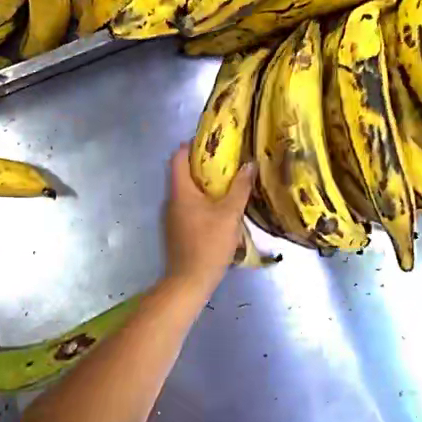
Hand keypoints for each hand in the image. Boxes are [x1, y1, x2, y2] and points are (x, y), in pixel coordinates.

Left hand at [162, 143, 254, 293]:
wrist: (189, 280)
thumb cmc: (208, 244)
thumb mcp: (229, 214)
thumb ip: (240, 188)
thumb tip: (250, 164)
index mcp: (180, 191)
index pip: (177, 158)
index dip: (190, 146)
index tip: (211, 142)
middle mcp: (171, 200)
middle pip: (182, 173)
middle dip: (203, 164)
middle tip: (227, 161)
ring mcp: (171, 216)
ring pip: (187, 191)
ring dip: (205, 184)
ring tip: (228, 181)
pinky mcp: (177, 229)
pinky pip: (188, 206)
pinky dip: (202, 200)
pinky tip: (221, 206)